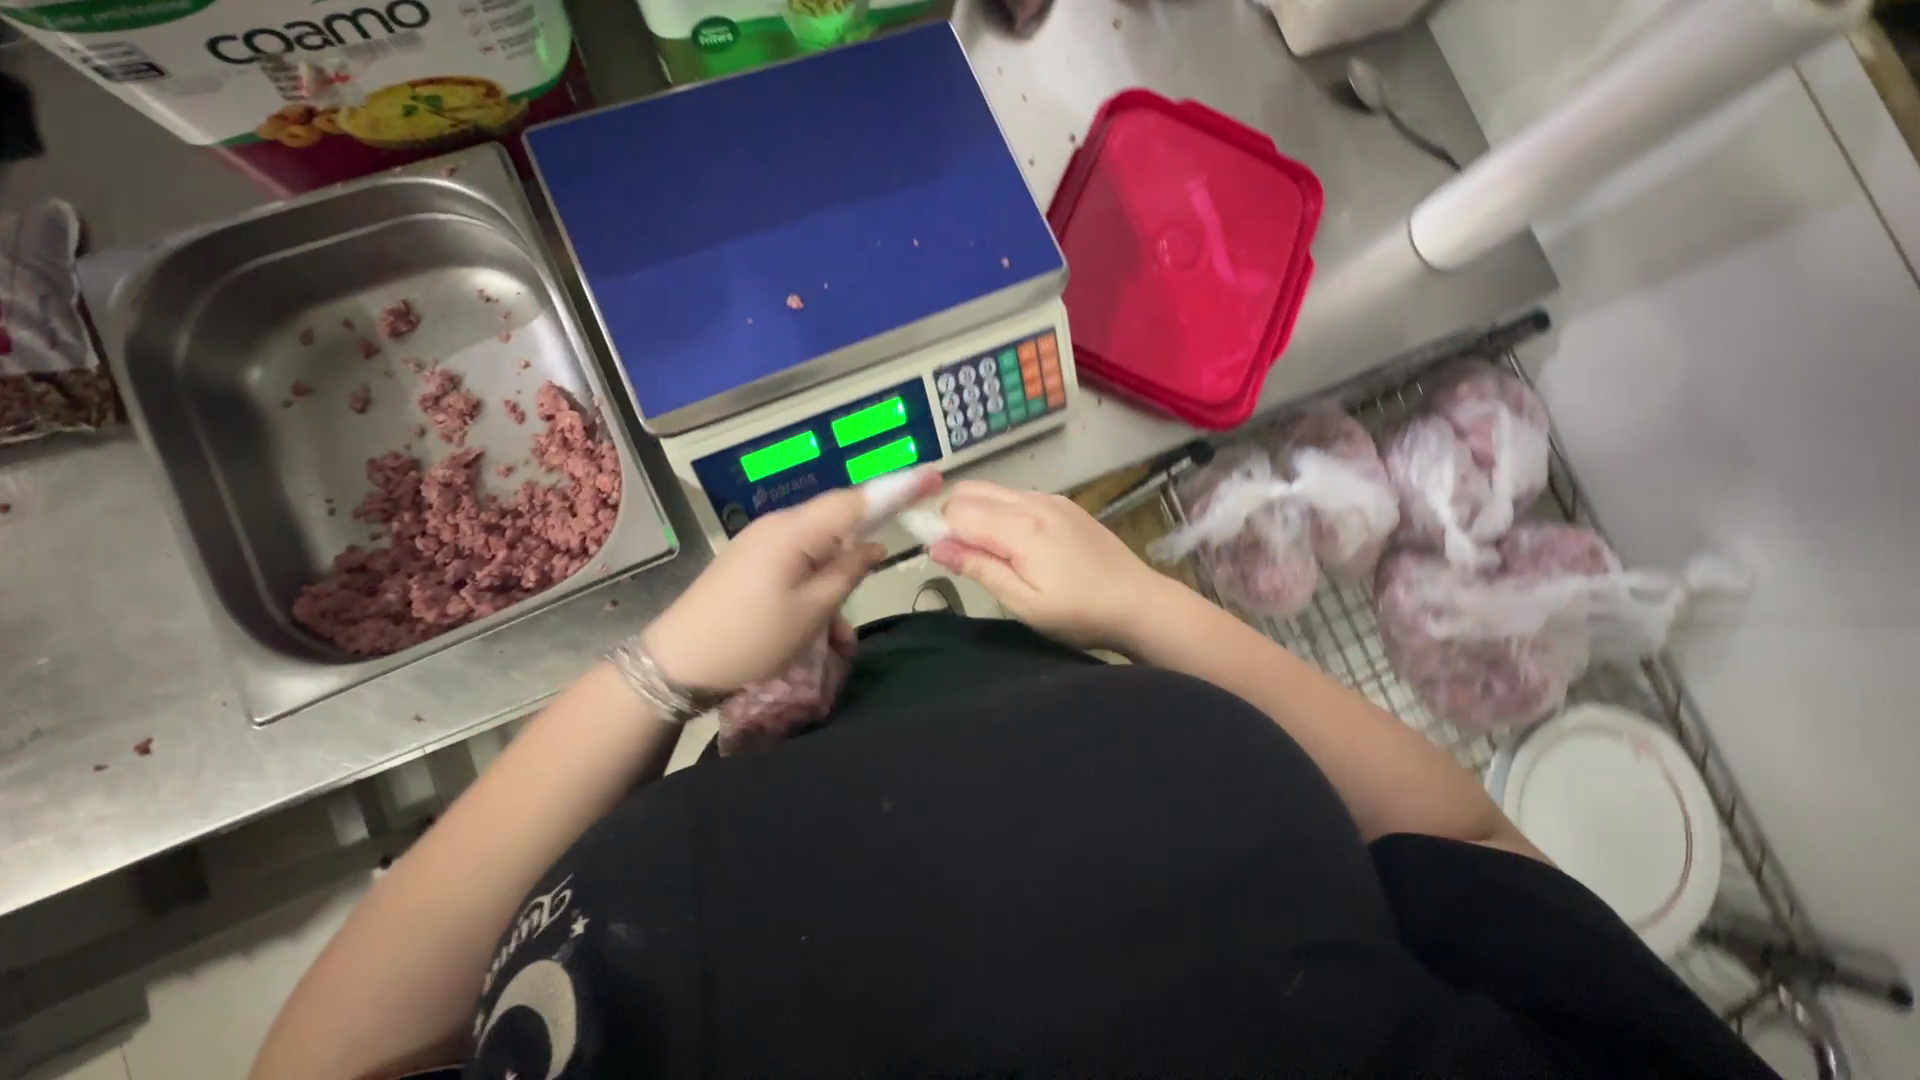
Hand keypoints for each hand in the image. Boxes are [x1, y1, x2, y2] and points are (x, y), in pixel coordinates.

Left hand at [642, 469, 939, 690]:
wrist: (677, 662)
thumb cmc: (750, 639)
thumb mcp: (811, 612)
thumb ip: (848, 572)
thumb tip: (874, 547)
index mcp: (794, 531)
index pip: (856, 500)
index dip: (898, 488)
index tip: (934, 476)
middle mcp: (777, 524)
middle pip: (837, 516)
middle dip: (870, 530)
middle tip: (906, 534)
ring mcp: (760, 540)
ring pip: (818, 543)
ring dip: (839, 573)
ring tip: (840, 631)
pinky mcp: (751, 559)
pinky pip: (798, 558)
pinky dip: (818, 579)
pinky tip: (820, 619)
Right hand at [928, 481, 1183, 649]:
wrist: (1139, 602)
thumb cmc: (1078, 612)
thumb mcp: (1023, 601)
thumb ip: (978, 568)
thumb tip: (936, 547)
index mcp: (1020, 527)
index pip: (958, 509)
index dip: (939, 530)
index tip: (941, 557)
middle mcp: (1033, 501)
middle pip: (971, 490)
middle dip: (954, 516)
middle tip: (962, 555)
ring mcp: (1051, 499)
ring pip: (994, 491)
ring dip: (978, 513)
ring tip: (989, 553)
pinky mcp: (1065, 504)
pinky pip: (1018, 496)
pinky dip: (1002, 512)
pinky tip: (1016, 545)